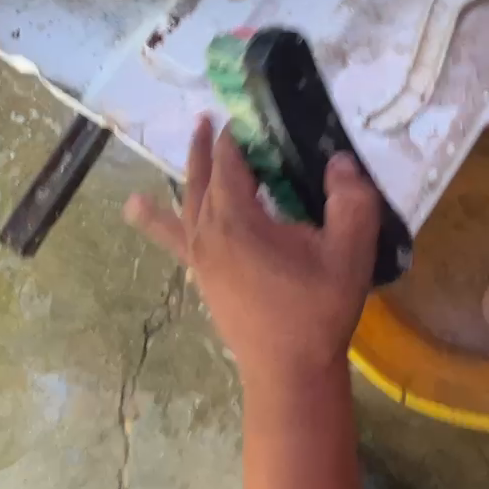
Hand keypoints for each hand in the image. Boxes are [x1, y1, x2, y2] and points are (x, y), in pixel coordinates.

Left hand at [124, 117, 379, 387]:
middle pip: (202, 176)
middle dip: (209, 145)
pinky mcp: (199, 275)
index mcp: (236, 219)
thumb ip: (350, 201)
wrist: (288, 372)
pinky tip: (137, 208)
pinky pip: (172, 236)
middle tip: (212, 117)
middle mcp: (207, 230)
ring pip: (186, 200)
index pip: (230, 163)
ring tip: (190, 141)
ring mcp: (198, 254)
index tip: (249, 115)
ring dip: (191, 169)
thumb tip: (340, 160)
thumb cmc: (317, 310)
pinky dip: (155, 216)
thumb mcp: (349, 253)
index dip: (238, 136)